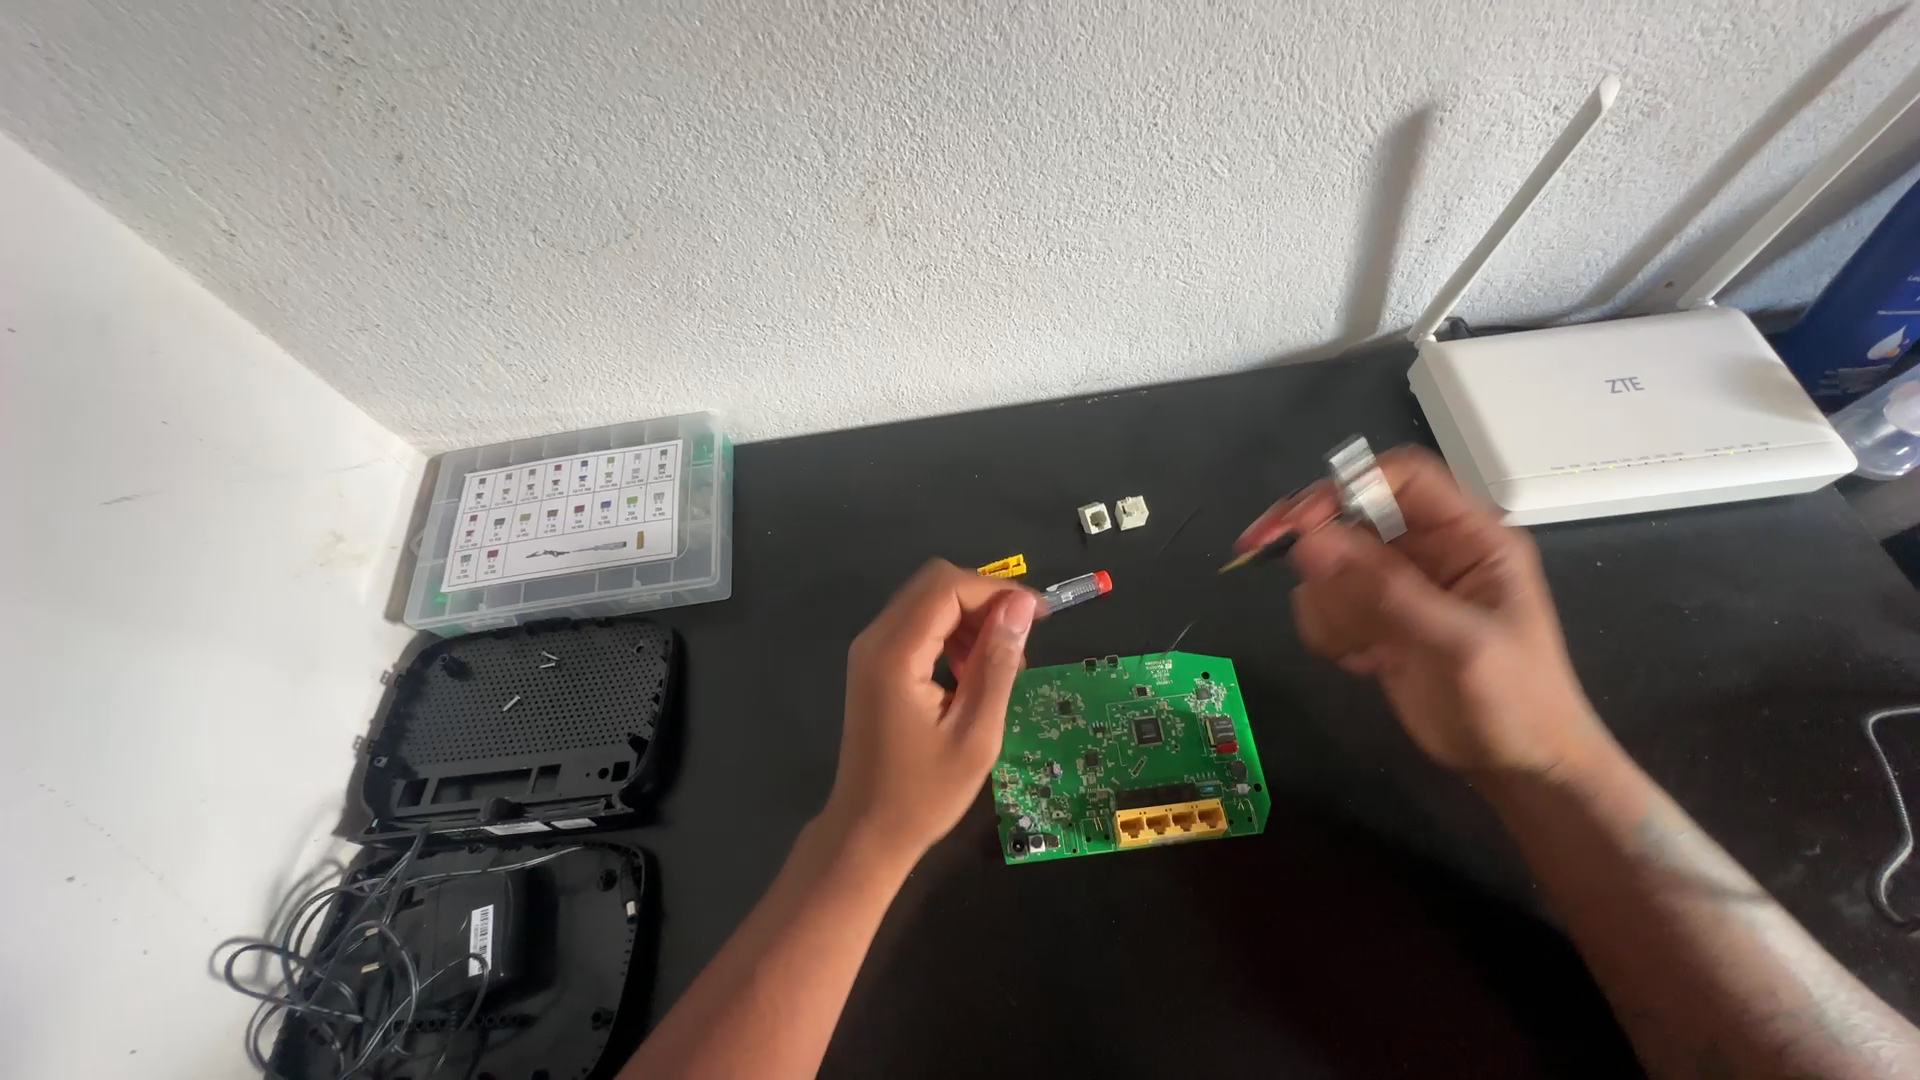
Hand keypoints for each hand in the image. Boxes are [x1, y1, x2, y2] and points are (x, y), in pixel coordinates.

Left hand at [823, 560, 1040, 865]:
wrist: (867, 831)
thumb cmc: (924, 793)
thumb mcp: (976, 733)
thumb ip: (998, 663)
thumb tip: (1022, 606)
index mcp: (895, 654)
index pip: (947, 587)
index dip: (997, 591)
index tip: (1040, 616)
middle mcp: (875, 639)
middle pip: (934, 584)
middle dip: (984, 600)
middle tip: (1023, 637)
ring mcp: (870, 650)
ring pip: (926, 601)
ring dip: (969, 618)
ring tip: (1001, 664)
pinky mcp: (874, 664)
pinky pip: (917, 626)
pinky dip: (950, 634)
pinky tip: (971, 673)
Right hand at [1236, 446, 1606, 777]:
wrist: (1516, 767)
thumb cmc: (1511, 702)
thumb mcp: (1455, 642)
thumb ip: (1382, 589)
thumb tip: (1308, 541)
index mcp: (1466, 537)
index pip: (1401, 477)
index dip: (1347, 487)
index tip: (1298, 522)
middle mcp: (1426, 550)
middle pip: (1345, 516)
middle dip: (1311, 545)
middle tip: (1254, 553)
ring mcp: (1394, 584)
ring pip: (1324, 564)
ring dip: (1327, 605)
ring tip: (1365, 647)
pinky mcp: (1371, 617)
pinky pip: (1321, 603)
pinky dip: (1327, 632)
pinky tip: (1364, 661)